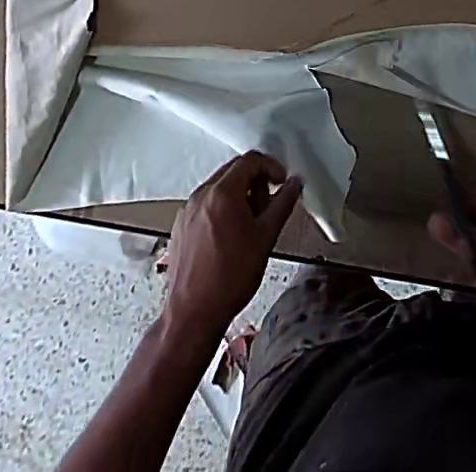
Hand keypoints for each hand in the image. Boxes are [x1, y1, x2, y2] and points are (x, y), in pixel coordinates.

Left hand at [165, 152, 301, 334]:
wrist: (193, 314)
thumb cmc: (229, 278)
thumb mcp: (266, 236)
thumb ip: (283, 203)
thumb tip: (294, 185)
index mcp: (222, 194)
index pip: (250, 160)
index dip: (271, 166)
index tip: (281, 181)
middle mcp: (200, 197)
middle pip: (233, 169)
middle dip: (256, 179)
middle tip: (270, 200)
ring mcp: (187, 212)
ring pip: (218, 186)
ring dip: (240, 193)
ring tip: (253, 220)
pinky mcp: (180, 227)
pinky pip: (205, 203)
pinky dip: (223, 207)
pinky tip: (233, 232)